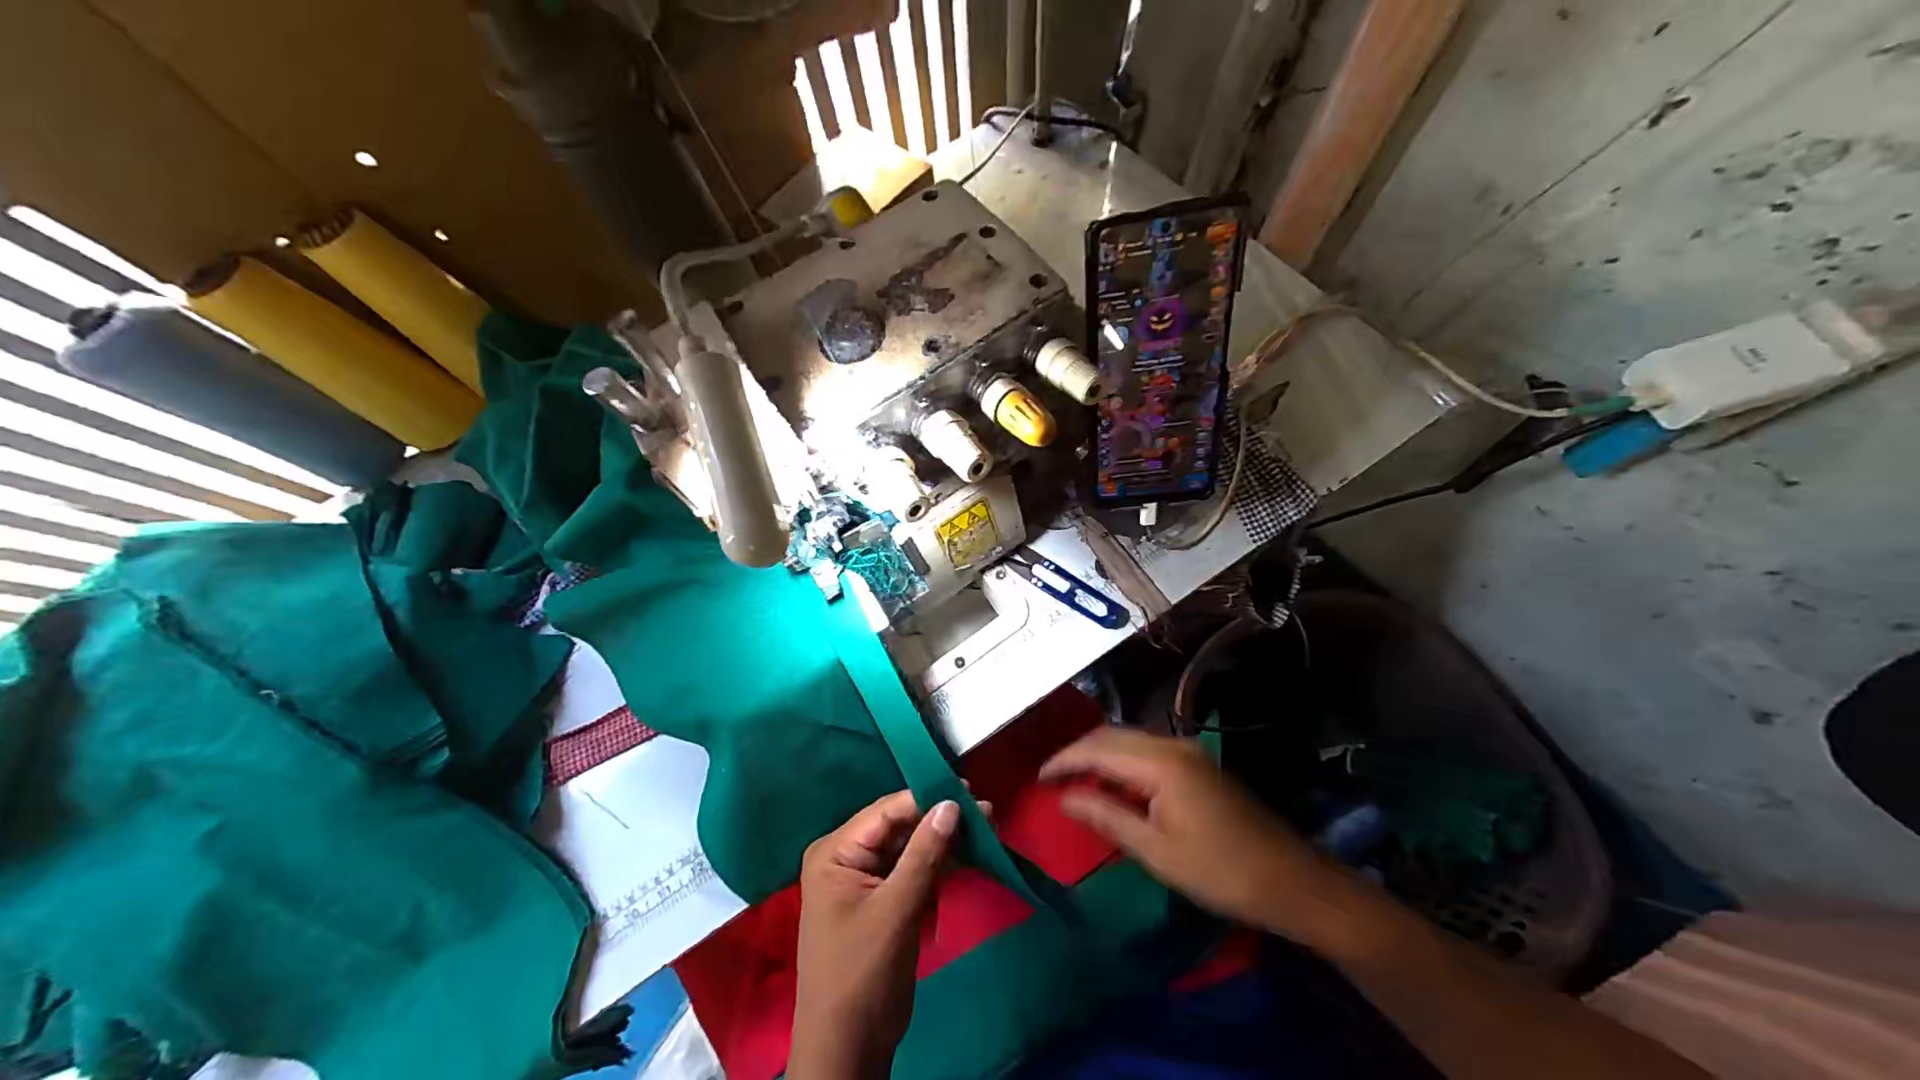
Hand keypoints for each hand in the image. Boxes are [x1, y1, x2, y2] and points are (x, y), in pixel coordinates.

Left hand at [789, 791, 964, 1079]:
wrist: (850, 1046)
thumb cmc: (862, 972)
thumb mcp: (895, 910)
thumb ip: (924, 854)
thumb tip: (952, 803)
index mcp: (836, 851)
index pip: (886, 811)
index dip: (926, 797)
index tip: (969, 788)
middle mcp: (848, 857)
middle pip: (901, 827)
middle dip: (941, 819)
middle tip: (988, 812)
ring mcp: (867, 880)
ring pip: (912, 848)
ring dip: (946, 841)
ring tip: (988, 828)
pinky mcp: (886, 901)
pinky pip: (915, 872)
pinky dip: (942, 865)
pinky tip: (972, 854)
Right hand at [1041, 728, 1375, 949]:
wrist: (1292, 882)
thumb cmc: (1220, 872)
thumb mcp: (1155, 850)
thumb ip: (1107, 816)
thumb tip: (1064, 797)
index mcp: (1161, 762)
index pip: (1098, 748)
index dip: (1064, 760)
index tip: (1037, 777)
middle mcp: (1174, 745)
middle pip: (1113, 736)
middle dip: (1079, 752)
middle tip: (1051, 777)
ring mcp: (1190, 753)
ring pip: (1131, 740)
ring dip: (1100, 755)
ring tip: (1074, 780)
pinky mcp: (1199, 766)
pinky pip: (1148, 752)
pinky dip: (1122, 762)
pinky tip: (1113, 784)